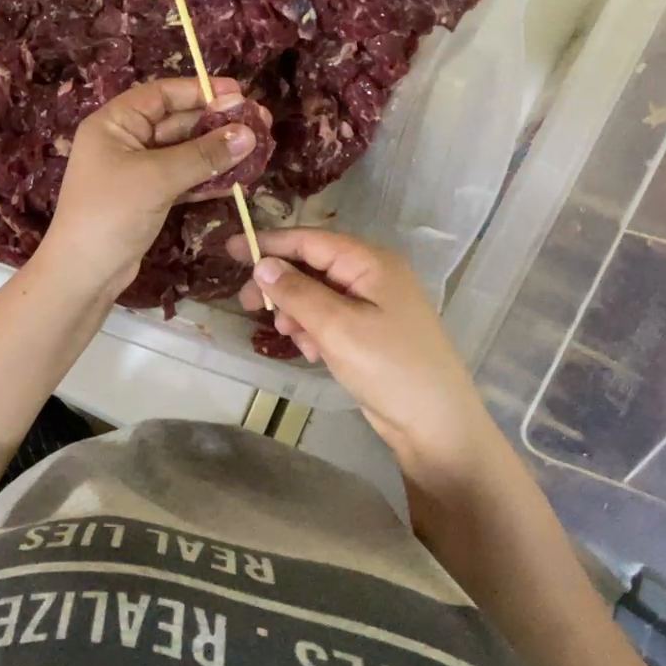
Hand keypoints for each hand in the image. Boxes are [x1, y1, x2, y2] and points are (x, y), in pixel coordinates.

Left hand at [42, 78, 257, 295]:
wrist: (84, 273)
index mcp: (113, 124)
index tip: (239, 94)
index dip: (200, 91)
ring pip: (183, 152)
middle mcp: (122, 141)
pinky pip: (182, 178)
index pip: (160, 95)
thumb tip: (249, 133)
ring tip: (259, 146)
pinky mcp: (147, 197)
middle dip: (216, 122)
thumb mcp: (157, 178)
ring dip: (217, 151)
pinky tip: (239, 177)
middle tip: (260, 122)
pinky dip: (207, 177)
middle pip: (175, 121)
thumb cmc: (111, 213)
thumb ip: (203, 155)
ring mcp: (135, 171)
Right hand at [230, 229, 499, 486]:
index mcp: (371, 263)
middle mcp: (372, 276)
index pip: (310, 241)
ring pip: (316, 294)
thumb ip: (297, 292)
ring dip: (295, 311)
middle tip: (248, 305)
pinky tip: (311, 352)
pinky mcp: (369, 332)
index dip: (269, 243)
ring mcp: (373, 305)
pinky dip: (312, 330)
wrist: (436, 424)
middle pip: (312, 266)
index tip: (229, 248)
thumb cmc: (389, 368)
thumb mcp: (337, 327)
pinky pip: (328, 318)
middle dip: (279, 284)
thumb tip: (262, 265)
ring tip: (290, 336)